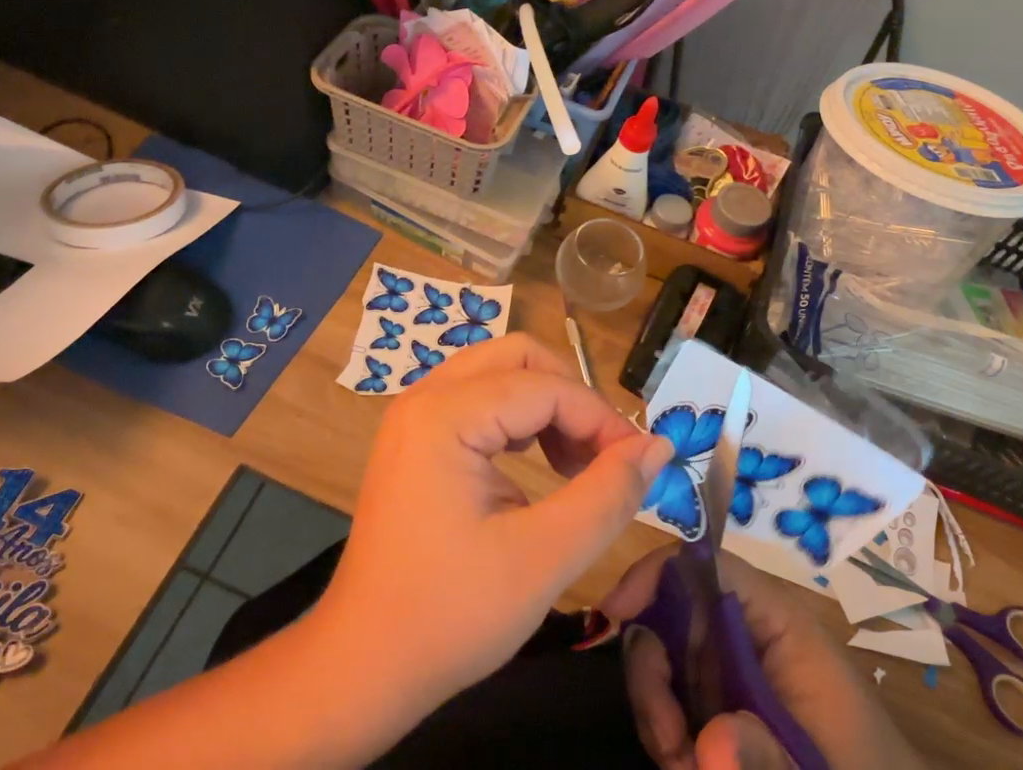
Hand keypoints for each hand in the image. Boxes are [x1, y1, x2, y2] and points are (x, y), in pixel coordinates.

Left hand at [315, 333, 675, 704]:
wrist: (364, 665)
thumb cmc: (451, 615)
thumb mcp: (544, 557)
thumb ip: (607, 495)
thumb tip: (658, 447)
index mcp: (444, 416)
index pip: (545, 387)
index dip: (603, 420)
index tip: (642, 466)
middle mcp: (423, 401)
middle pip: (518, 358)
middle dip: (572, 398)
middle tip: (604, 457)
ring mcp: (413, 421)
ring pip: (498, 376)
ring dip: (546, 407)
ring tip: (576, 466)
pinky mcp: (414, 444)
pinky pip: (477, 404)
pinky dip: (518, 422)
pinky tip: (537, 467)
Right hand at [602, 546, 925, 769]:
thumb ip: (770, 762)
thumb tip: (710, 741)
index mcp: (782, 627)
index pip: (710, 566)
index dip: (655, 573)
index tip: (613, 615)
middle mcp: (748, 636)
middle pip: (670, 615)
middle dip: (652, 674)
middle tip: (669, 742)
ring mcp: (730, 673)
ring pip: (662, 664)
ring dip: (658, 718)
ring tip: (686, 769)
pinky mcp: (721, 707)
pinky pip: (672, 704)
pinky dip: (668, 739)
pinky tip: (690, 768)